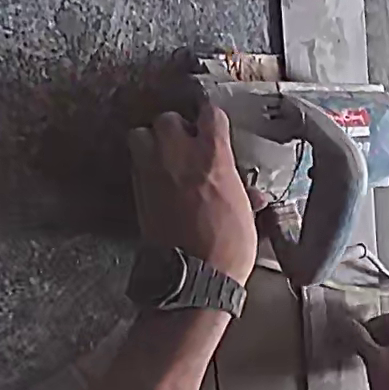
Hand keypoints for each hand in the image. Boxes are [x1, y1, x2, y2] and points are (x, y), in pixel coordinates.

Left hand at [129, 102, 257, 284]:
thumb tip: (252, 196)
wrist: (194, 276)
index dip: (211, 120)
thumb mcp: (247, 216)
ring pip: (141, 134)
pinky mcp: (137, 191)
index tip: (212, 128)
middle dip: (176, 129)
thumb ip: (245, 195)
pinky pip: (135, 164)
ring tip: (163, 158)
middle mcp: (179, 155)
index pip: (210, 113)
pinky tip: (156, 181)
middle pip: (168, 119)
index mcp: (213, 156)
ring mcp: (153, 171)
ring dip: (150, 142)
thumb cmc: (227, 247)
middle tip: (185, 146)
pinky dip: (143, 167)